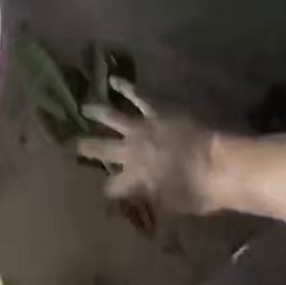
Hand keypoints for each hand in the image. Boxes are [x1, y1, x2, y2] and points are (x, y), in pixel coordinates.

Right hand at [76, 79, 223, 213]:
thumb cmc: (195, 191)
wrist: (214, 164)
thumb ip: (150, 196)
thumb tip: (139, 192)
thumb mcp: (168, 204)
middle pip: (103, 149)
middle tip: (71, 145)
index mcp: (133, 178)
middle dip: (88, 148)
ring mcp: (142, 127)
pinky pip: (137, 95)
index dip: (109, 191)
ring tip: (83, 108)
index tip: (106, 193)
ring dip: (97, 112)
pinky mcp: (155, 111)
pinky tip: (114, 80)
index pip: (113, 187)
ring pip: (113, 117)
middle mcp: (131, 151)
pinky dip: (125, 87)